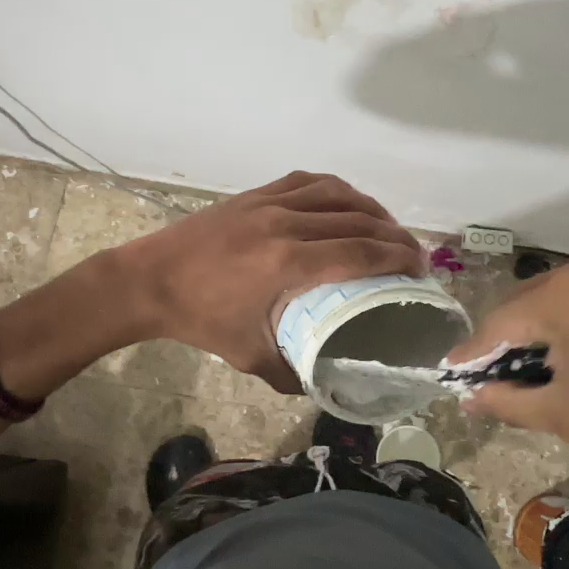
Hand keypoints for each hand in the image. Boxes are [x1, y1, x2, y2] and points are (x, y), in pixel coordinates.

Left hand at [114, 171, 425, 392]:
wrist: (148, 282)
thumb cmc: (199, 320)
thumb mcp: (248, 356)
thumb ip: (290, 374)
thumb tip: (322, 386)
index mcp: (287, 263)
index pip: (360, 251)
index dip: (397, 257)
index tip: (420, 268)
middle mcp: (284, 223)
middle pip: (357, 220)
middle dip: (394, 235)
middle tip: (414, 254)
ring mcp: (269, 203)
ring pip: (336, 193)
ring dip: (371, 207)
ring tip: (387, 228)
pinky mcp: (255, 194)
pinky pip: (308, 182)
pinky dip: (337, 190)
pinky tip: (347, 203)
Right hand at [451, 243, 568, 492]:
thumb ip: (510, 402)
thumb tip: (471, 397)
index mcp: (564, 293)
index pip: (500, 324)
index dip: (473, 353)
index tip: (452, 373)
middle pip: (529, 304)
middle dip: (512, 342)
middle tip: (499, 380)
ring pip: (563, 297)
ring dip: (546, 331)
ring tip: (546, 372)